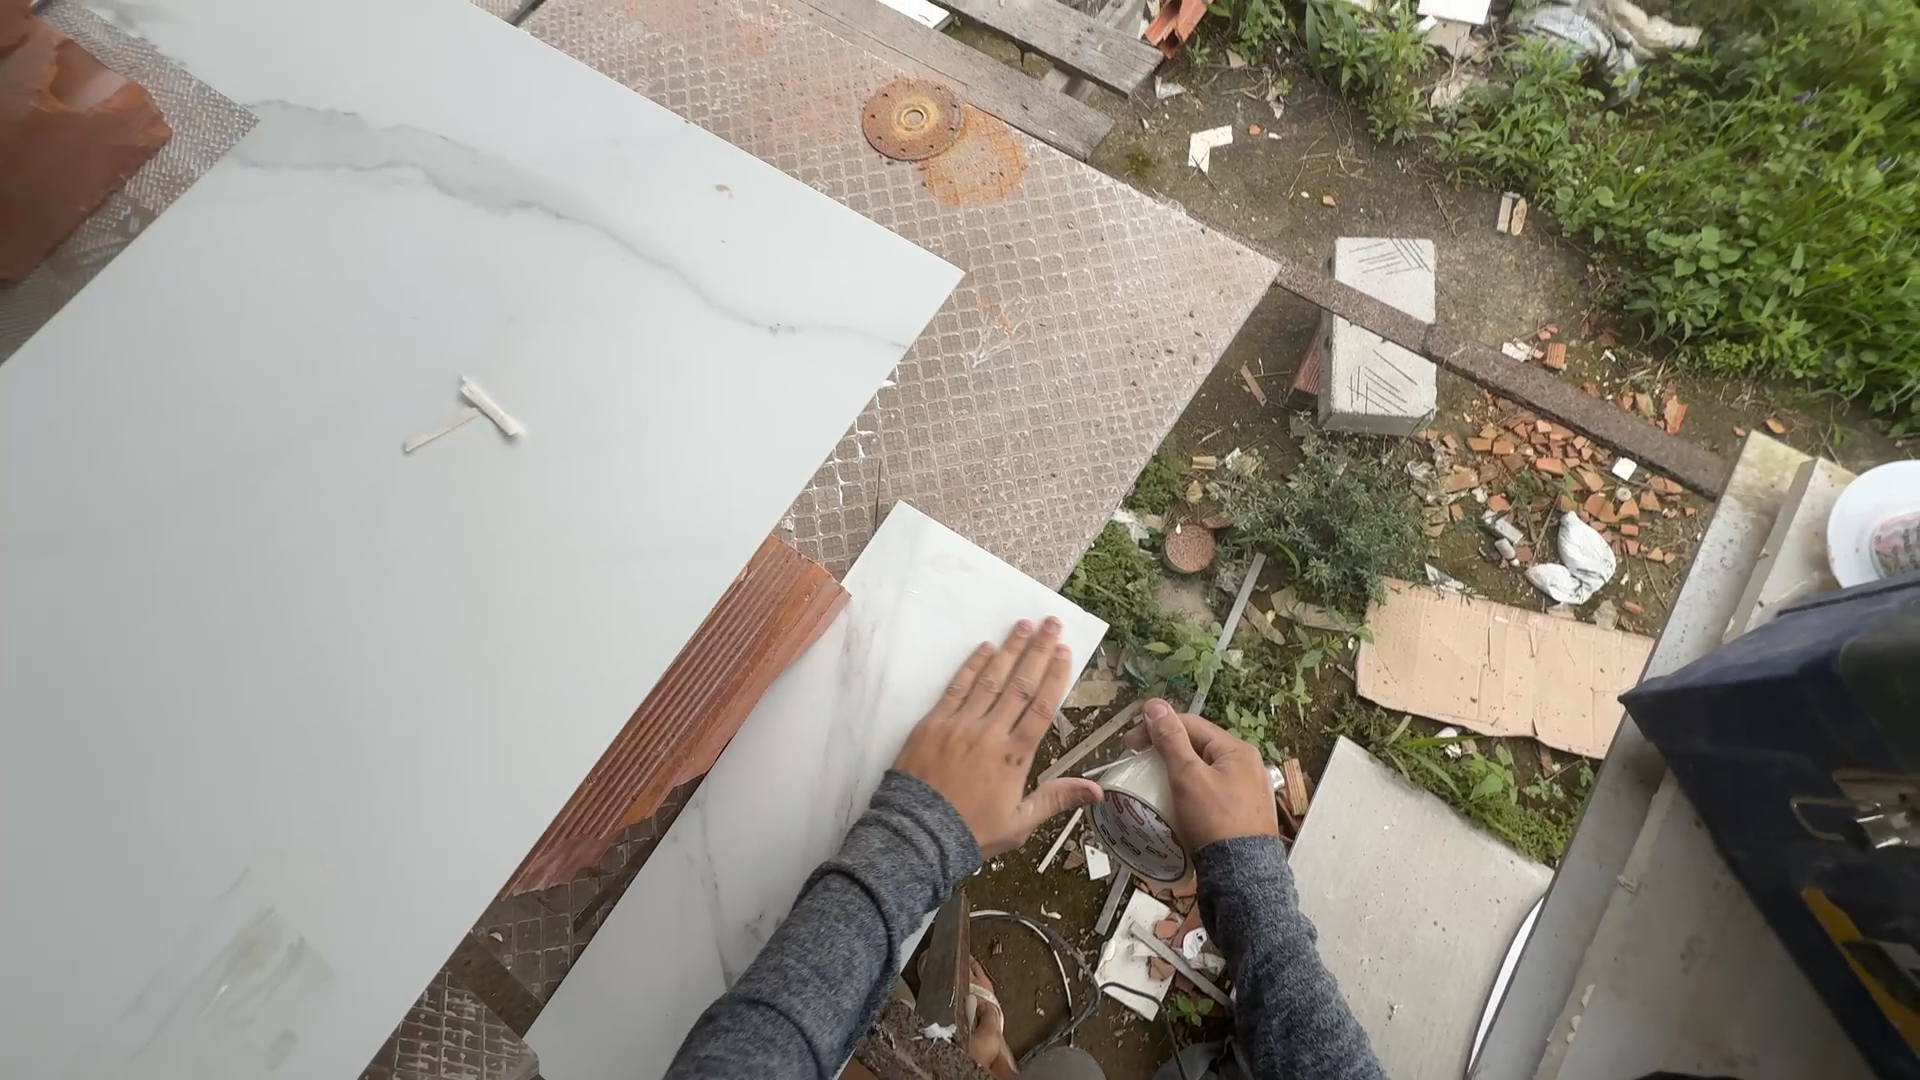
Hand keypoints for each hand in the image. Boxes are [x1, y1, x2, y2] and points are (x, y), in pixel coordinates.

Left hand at [893, 617, 1102, 857]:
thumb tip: (1099, 792)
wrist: (917, 835)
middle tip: (1051, 623)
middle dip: (1038, 650)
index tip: (1065, 651)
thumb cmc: (972, 832)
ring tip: (1023, 624)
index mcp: (1015, 756)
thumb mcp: (1020, 824)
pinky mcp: (934, 722)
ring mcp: (960, 724)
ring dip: (1009, 649)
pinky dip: (972, 665)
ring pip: (991, 678)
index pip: (1042, 706)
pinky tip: (984, 647)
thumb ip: (1057, 799)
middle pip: (1020, 683)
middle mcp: (990, 732)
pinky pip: (957, 687)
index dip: (1056, 676)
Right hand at [1129, 698, 1277, 848]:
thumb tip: (1155, 705)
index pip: (1190, 724)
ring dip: (1176, 772)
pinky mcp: (1242, 815)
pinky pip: (1210, 792)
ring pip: (1203, 770)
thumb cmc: (1215, 822)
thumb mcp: (1187, 776)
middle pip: (1197, 747)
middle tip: (1139, 764)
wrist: (1241, 879)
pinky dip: (1189, 792)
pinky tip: (1176, 803)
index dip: (1156, 728)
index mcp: (1238, 751)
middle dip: (1166, 751)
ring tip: (1154, 784)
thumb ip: (1170, 740)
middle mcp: (1247, 766)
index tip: (1129, 745)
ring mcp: (1247, 792)